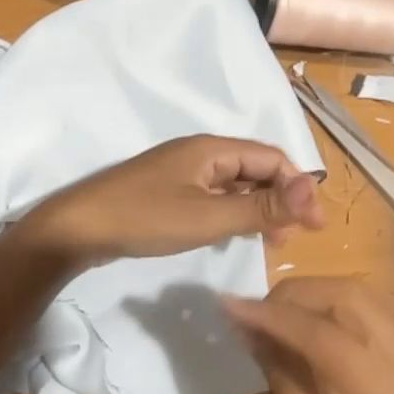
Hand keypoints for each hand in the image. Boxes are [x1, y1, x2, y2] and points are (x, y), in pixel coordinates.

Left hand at [18, 135, 324, 266]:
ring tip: (270, 242)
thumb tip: (311, 191)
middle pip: (254, 169)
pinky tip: (230, 238)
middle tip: (293, 239)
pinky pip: (210, 197)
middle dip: (280, 199)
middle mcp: (198, 154)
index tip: (316, 225)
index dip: (299, 187)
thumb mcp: (209, 217)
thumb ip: (260, 207)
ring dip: (256, 209)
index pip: (272, 158)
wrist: (77, 229)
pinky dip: (230, 214)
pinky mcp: (164, 193)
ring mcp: (179, 173)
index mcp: (211, 150)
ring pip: (232, 185)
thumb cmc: (145, 218)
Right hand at [223, 277, 393, 393]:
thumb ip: (286, 386)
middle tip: (254, 314)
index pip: (321, 334)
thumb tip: (254, 335)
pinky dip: (336, 308)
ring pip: (363, 296)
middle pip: (347, 295)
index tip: (227, 305)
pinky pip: (376, 313)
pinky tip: (310, 329)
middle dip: (294, 294)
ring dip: (315, 296)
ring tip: (277, 318)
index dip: (271, 315)